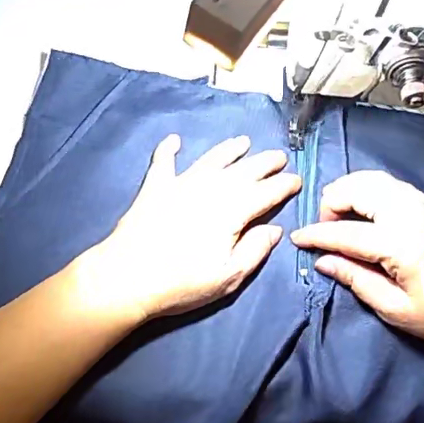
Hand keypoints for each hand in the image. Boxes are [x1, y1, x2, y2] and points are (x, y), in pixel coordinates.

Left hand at [72, 134, 300, 323]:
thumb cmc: (182, 282)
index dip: (284, 185)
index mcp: (233, 210)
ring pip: (212, 160)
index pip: (267, 192)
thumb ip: (254, 250)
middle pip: (244, 170)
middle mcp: (210, 189)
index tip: (296, 180)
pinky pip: (164, 161)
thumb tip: (274, 230)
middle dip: (265, 162)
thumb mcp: (229, 276)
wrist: (127, 276)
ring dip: (229, 150)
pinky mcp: (155, 187)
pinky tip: (174, 140)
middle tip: (279, 157)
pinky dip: (169, 149)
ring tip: (243, 142)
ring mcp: (181, 184)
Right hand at [290, 170, 423, 370]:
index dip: (316, 235)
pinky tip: (364, 212)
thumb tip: (323, 261)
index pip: (345, 232)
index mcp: (401, 243)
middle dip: (331, 204)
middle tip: (325, 231)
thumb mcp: (396, 309)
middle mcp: (411, 214)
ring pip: (374, 180)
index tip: (296, 239)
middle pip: (357, 190)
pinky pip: (390, 185)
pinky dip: (369, 190)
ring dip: (349, 192)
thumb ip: (356, 279)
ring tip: (340, 219)